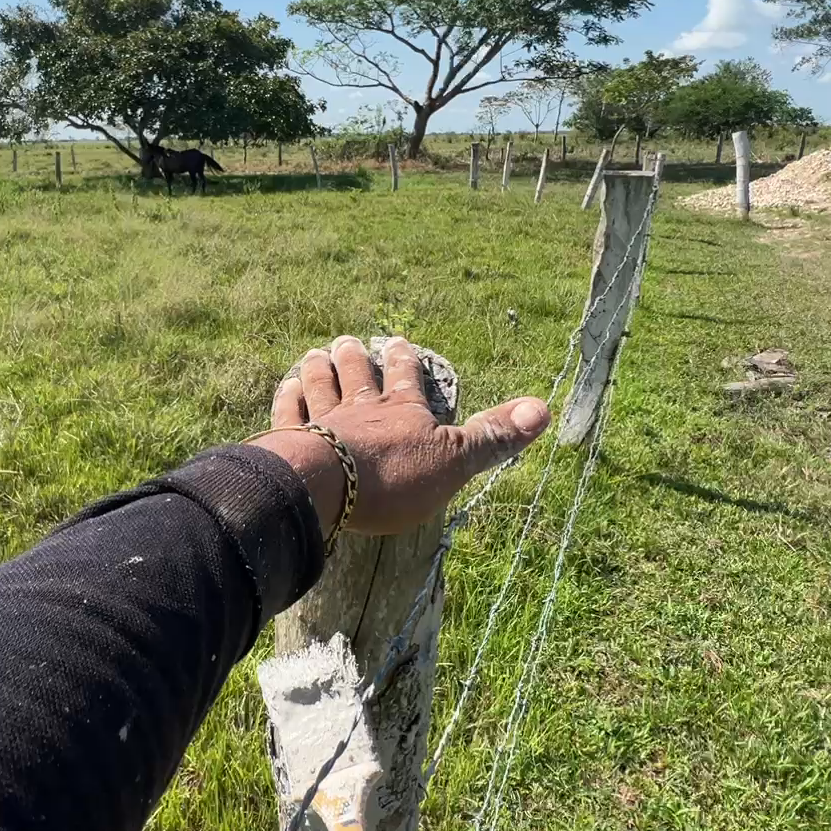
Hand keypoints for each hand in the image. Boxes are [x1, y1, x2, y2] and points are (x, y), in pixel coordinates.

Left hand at [250, 336, 550, 536]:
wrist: (329, 489)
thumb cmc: (395, 478)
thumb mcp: (455, 461)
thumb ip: (493, 437)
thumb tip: (544, 407)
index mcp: (401, 412)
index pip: (406, 378)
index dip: (403, 360)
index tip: (398, 341)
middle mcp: (361, 408)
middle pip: (357, 373)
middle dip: (355, 357)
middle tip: (349, 341)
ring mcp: (323, 419)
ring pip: (321, 383)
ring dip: (319, 368)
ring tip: (317, 354)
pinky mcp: (291, 436)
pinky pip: (288, 410)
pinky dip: (287, 396)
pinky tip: (286, 386)